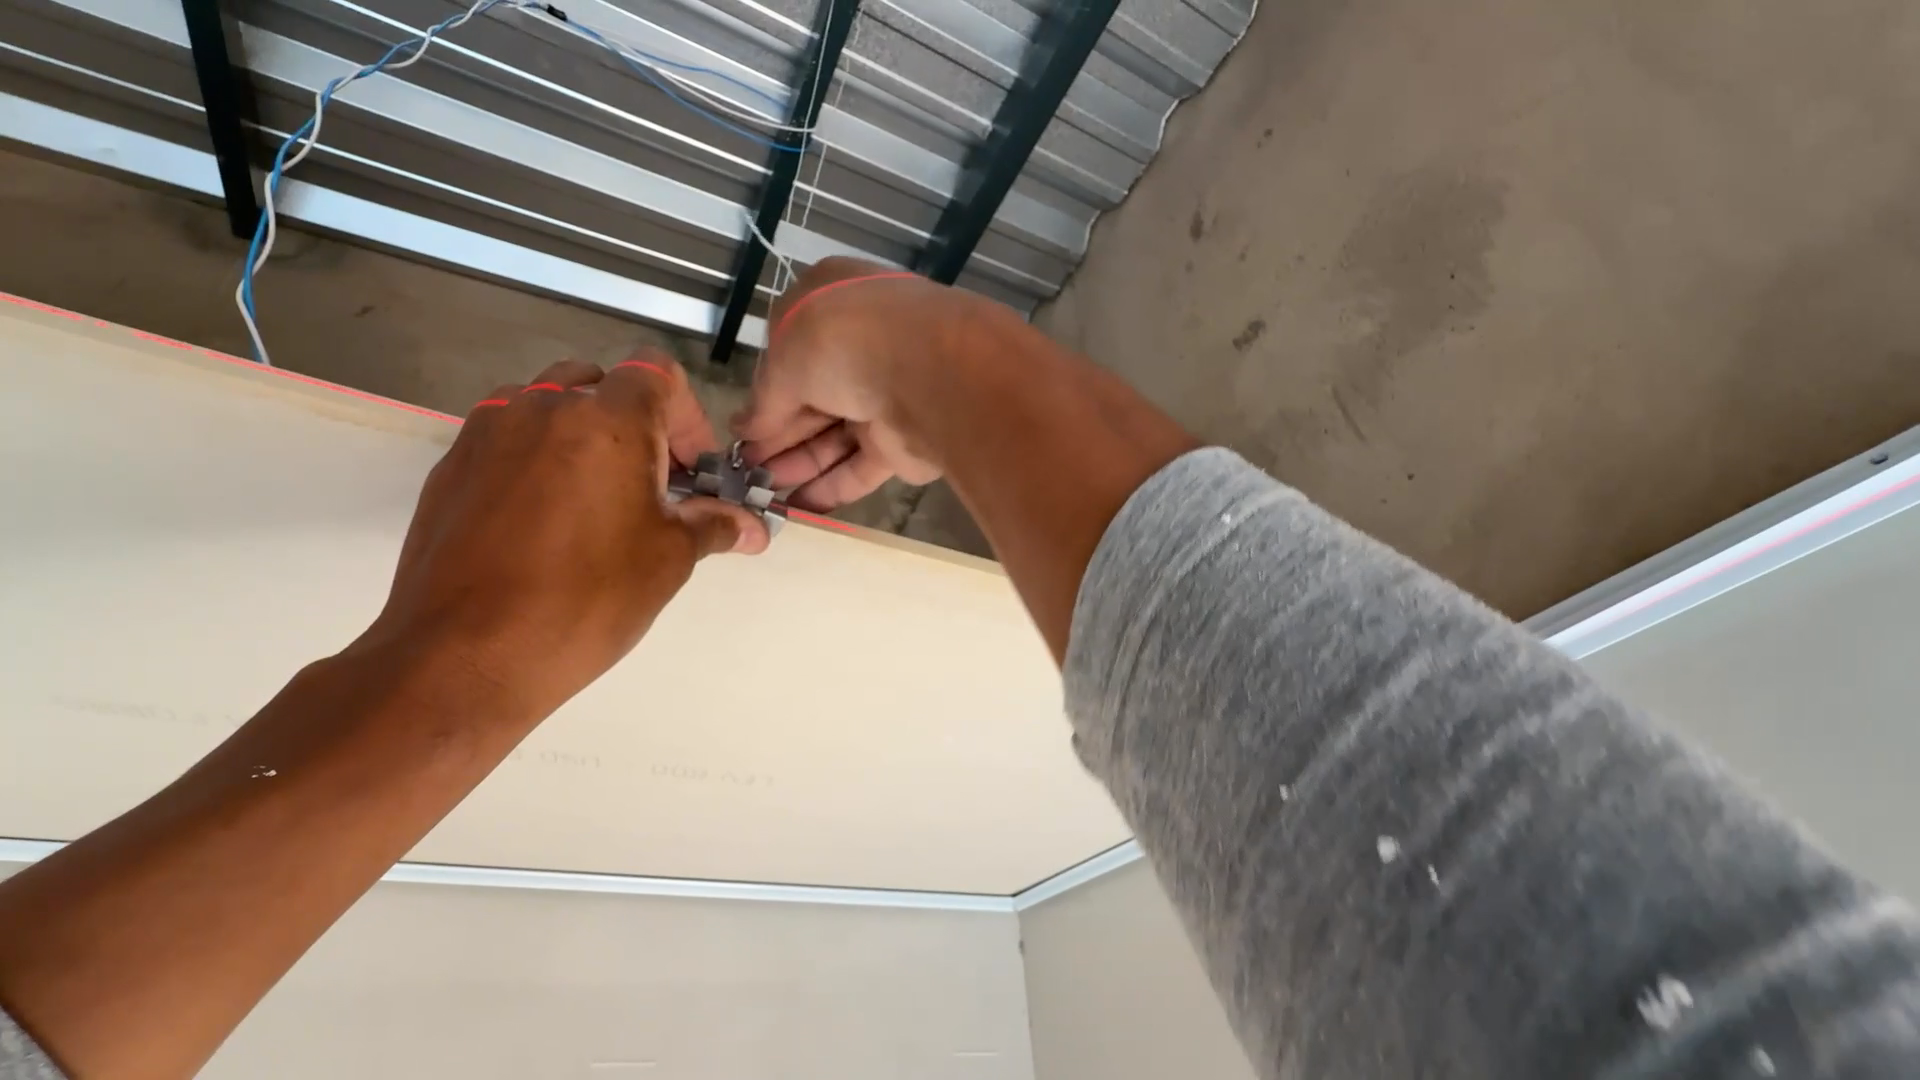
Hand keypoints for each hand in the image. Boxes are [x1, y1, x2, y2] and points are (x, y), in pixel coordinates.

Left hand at [362, 353, 769, 716]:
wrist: (466, 655)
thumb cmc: (588, 599)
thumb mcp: (668, 561)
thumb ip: (712, 525)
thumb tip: (751, 528)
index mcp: (607, 420)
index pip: (656, 372)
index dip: (686, 415)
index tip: (692, 468)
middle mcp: (542, 408)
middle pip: (601, 384)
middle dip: (634, 423)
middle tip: (649, 483)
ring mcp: (487, 433)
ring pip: (547, 406)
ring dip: (581, 436)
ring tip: (594, 499)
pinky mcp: (451, 467)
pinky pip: (506, 440)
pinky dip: (536, 460)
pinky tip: (542, 522)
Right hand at [734, 257, 969, 510]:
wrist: (927, 374)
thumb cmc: (844, 344)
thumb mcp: (785, 361)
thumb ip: (763, 400)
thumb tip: (743, 428)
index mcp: (832, 307)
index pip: (790, 352)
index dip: (766, 390)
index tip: (743, 426)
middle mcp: (861, 349)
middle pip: (810, 399)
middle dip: (776, 437)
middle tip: (745, 472)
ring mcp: (884, 396)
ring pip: (833, 436)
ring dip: (797, 465)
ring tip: (762, 495)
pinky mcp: (902, 441)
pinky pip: (860, 467)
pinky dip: (830, 487)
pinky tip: (797, 508)